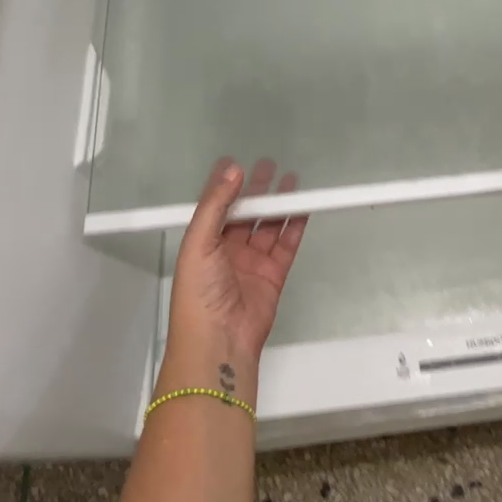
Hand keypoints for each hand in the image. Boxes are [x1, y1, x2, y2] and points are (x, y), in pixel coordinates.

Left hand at [166, 158, 307, 385]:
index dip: (226, 185)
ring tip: (291, 180)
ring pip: (268, 227)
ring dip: (279, 205)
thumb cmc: (199, 292)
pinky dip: (295, 226)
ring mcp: (251, 263)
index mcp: (203, 243)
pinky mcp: (273, 275)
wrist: (219, 339)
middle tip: (270, 165)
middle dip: (257, 190)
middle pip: (245, 214)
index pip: (216, 207)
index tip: (238, 162)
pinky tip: (303, 207)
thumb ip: (216, 205)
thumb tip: (233, 171)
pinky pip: (286, 245)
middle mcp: (226, 251)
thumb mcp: (199, 242)